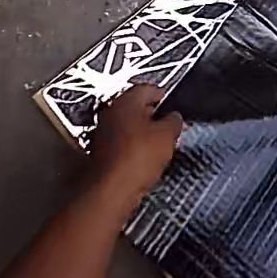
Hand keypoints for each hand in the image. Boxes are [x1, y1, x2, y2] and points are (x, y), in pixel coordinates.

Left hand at [88, 84, 182, 206]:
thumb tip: (175, 117)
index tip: (171, 103)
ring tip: (158, 144)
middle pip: (136, 106)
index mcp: (126, 101)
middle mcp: (111, 111)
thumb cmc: (137, 158)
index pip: (146, 88)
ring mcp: (103, 130)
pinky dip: (133, 146)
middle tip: (168, 125)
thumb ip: (174, 122)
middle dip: (153, 114)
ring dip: (142, 131)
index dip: (162, 95)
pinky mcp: (101, 150)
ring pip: (128, 124)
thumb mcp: (167, 136)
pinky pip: (121, 142)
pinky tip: (143, 158)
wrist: (111, 189)